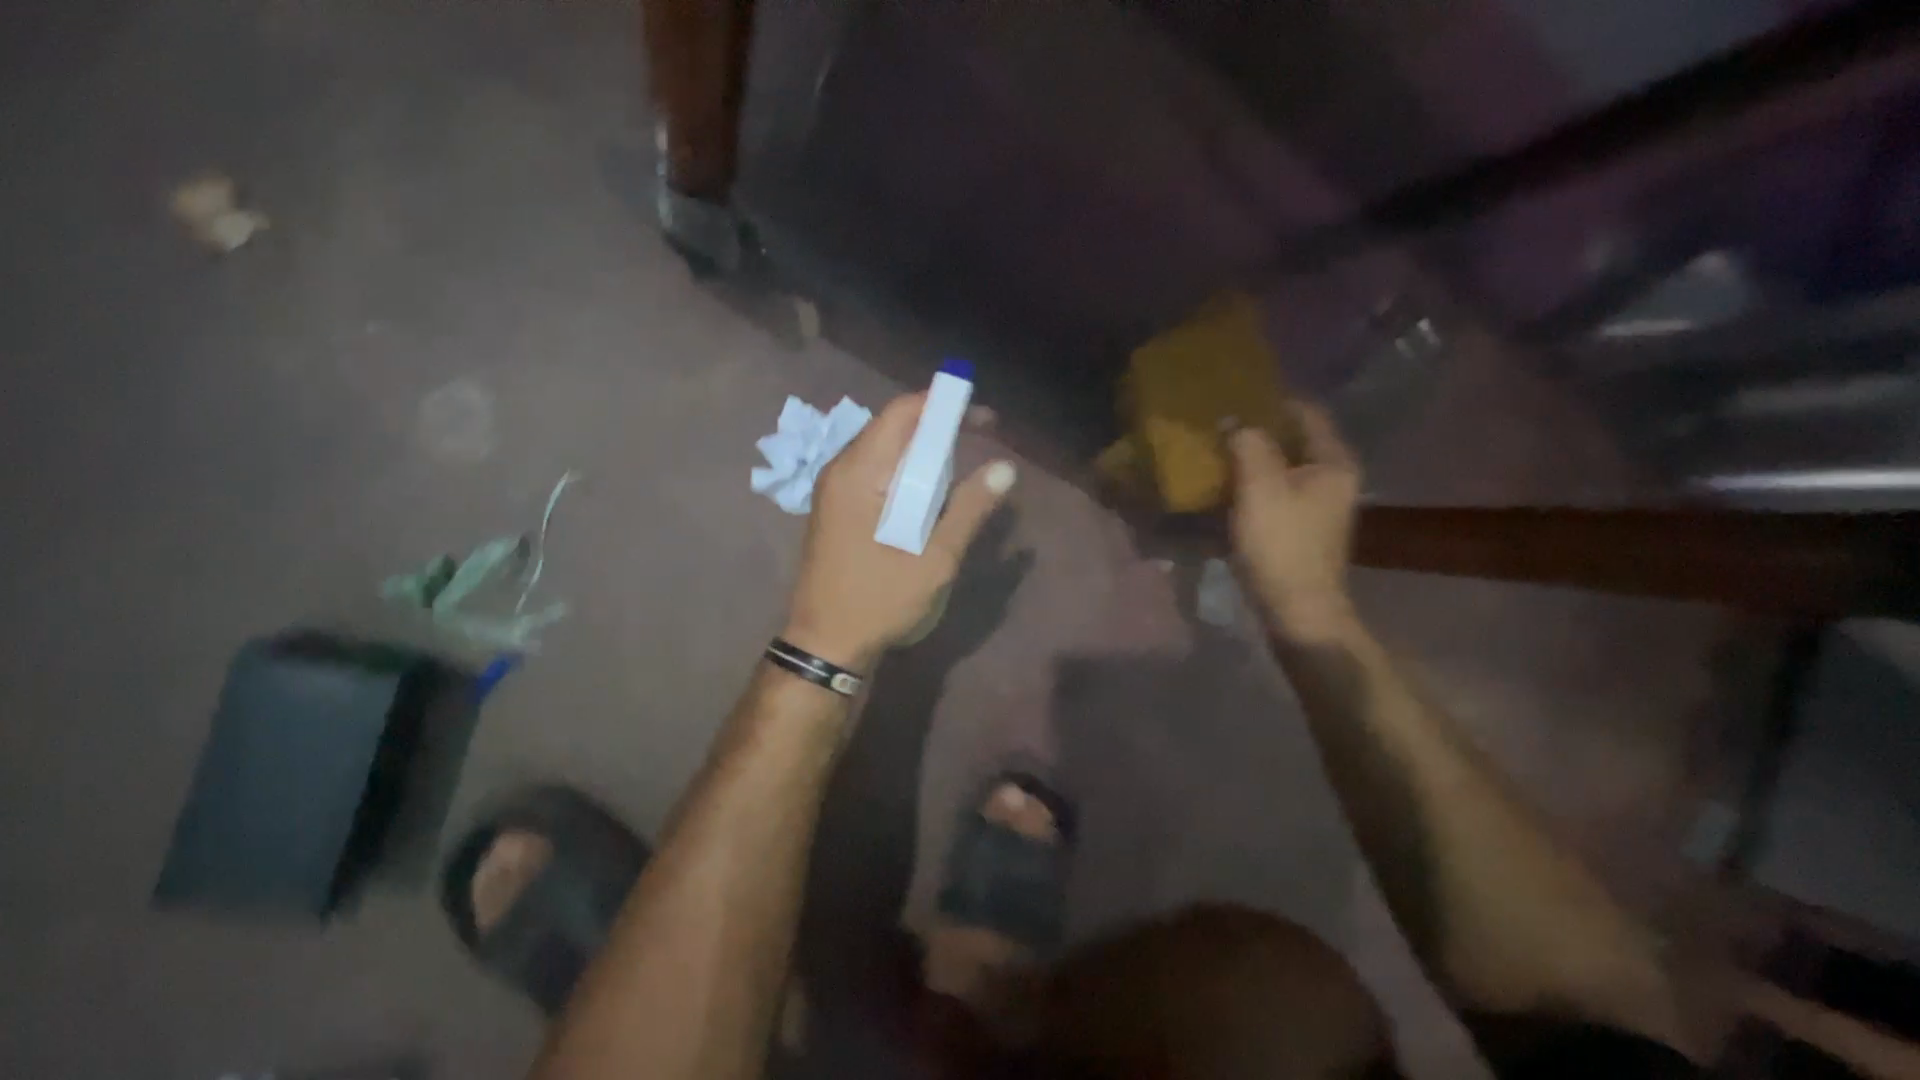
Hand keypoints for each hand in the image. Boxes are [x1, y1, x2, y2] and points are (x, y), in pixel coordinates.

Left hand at [783, 393, 1017, 671]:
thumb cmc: (878, 601)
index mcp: (858, 473)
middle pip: (892, 427)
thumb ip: (969, 509)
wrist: (824, 645)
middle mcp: (840, 470)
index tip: (985, 419)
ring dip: (923, 453)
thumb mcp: (934, 559)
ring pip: (884, 450)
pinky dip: (906, 473)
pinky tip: (929, 496)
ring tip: (961, 470)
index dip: (945, 405)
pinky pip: (875, 472)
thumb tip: (1005, 468)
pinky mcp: (837, 509)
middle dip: (938, 427)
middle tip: (980, 443)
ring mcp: (834, 490)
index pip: (902, 413)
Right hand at [1226, 404, 1361, 639]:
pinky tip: (1222, 490)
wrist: (1297, 610)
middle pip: (1293, 441)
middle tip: (1217, 423)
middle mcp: (1333, 479)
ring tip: (1214, 453)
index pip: (1306, 412)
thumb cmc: (1282, 544)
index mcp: (1334, 461)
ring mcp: (1318, 507)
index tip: (1234, 394)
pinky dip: (1250, 488)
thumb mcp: (1260, 486)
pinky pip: (1273, 495)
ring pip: (1280, 469)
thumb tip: (1234, 421)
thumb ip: (1247, 444)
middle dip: (1256, 431)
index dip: (1271, 400)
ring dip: (1249, 461)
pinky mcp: (1300, 530)